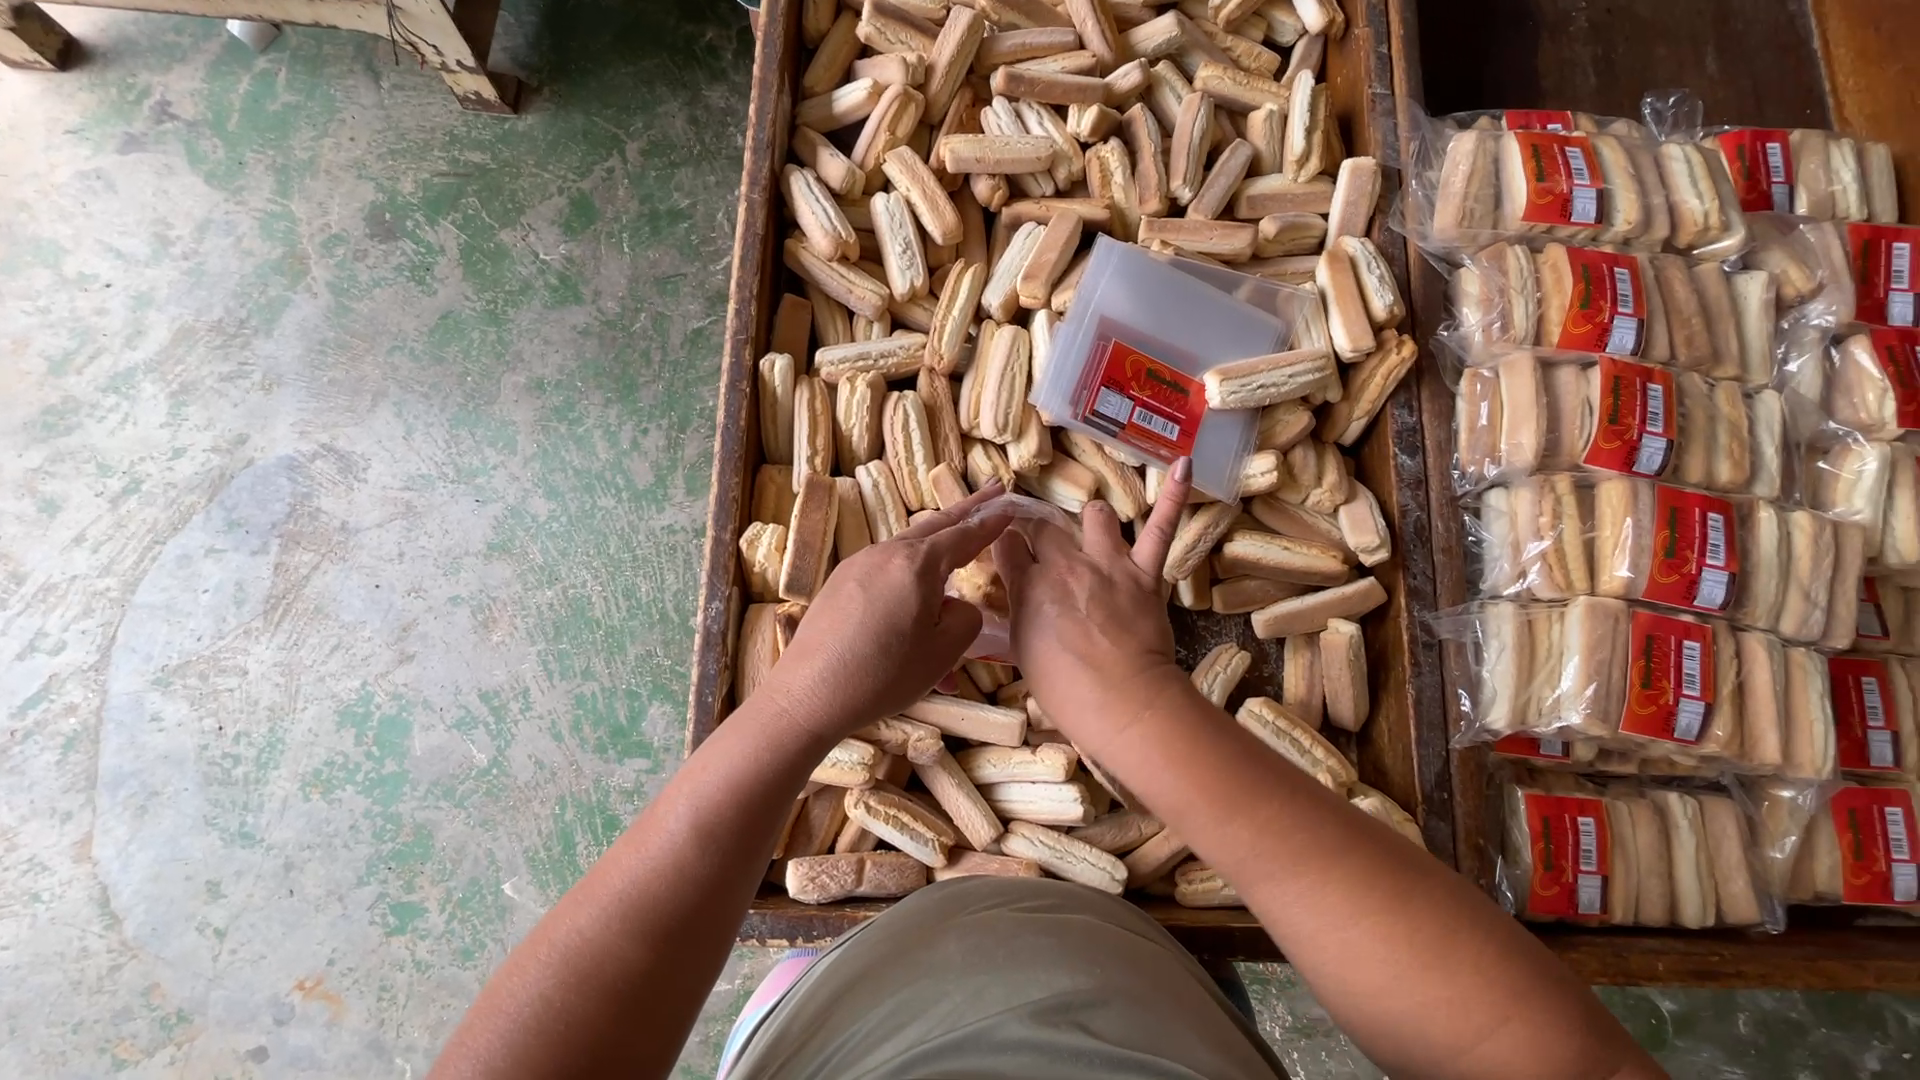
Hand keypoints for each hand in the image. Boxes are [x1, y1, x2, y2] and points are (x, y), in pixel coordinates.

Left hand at [762, 483, 1012, 740]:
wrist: (809, 694)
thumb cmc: (884, 675)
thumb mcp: (943, 652)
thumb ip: (964, 618)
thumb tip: (952, 604)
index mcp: (918, 564)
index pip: (965, 535)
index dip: (990, 521)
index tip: (1009, 505)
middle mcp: (886, 553)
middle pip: (934, 525)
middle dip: (966, 510)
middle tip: (991, 492)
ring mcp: (857, 565)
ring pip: (906, 551)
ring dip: (934, 550)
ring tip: (955, 546)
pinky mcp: (838, 583)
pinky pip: (884, 573)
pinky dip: (906, 579)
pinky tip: (911, 603)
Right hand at [993, 458, 1194, 743]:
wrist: (1122, 701)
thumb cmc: (1065, 690)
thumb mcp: (1022, 652)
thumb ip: (1017, 614)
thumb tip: (1016, 595)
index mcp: (1027, 587)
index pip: (1007, 546)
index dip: (1005, 546)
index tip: (1006, 550)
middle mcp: (1063, 565)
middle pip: (1043, 527)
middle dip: (1038, 531)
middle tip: (1042, 546)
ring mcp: (1107, 564)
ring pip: (1095, 516)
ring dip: (1091, 520)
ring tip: (1092, 531)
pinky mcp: (1144, 573)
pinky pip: (1161, 528)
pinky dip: (1172, 496)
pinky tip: (1182, 463)